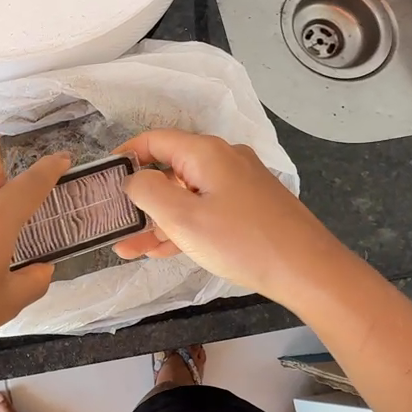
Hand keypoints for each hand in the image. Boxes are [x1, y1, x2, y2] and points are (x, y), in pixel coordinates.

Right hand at [112, 129, 347, 299]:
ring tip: (127, 248)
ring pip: (186, 195)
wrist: (309, 271)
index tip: (102, 179)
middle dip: (140, 198)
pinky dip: (184, 226)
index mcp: (205, 153)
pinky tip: (160, 250)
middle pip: (169, 170)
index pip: (153, 140)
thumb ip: (148, 192)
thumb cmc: (240, 242)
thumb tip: (132, 179)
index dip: (125, 156)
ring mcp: (238, 183)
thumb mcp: (183, 218)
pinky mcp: (249, 207)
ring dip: (158, 220)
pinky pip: (205, 209)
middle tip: (113, 222)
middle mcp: (222, 159)